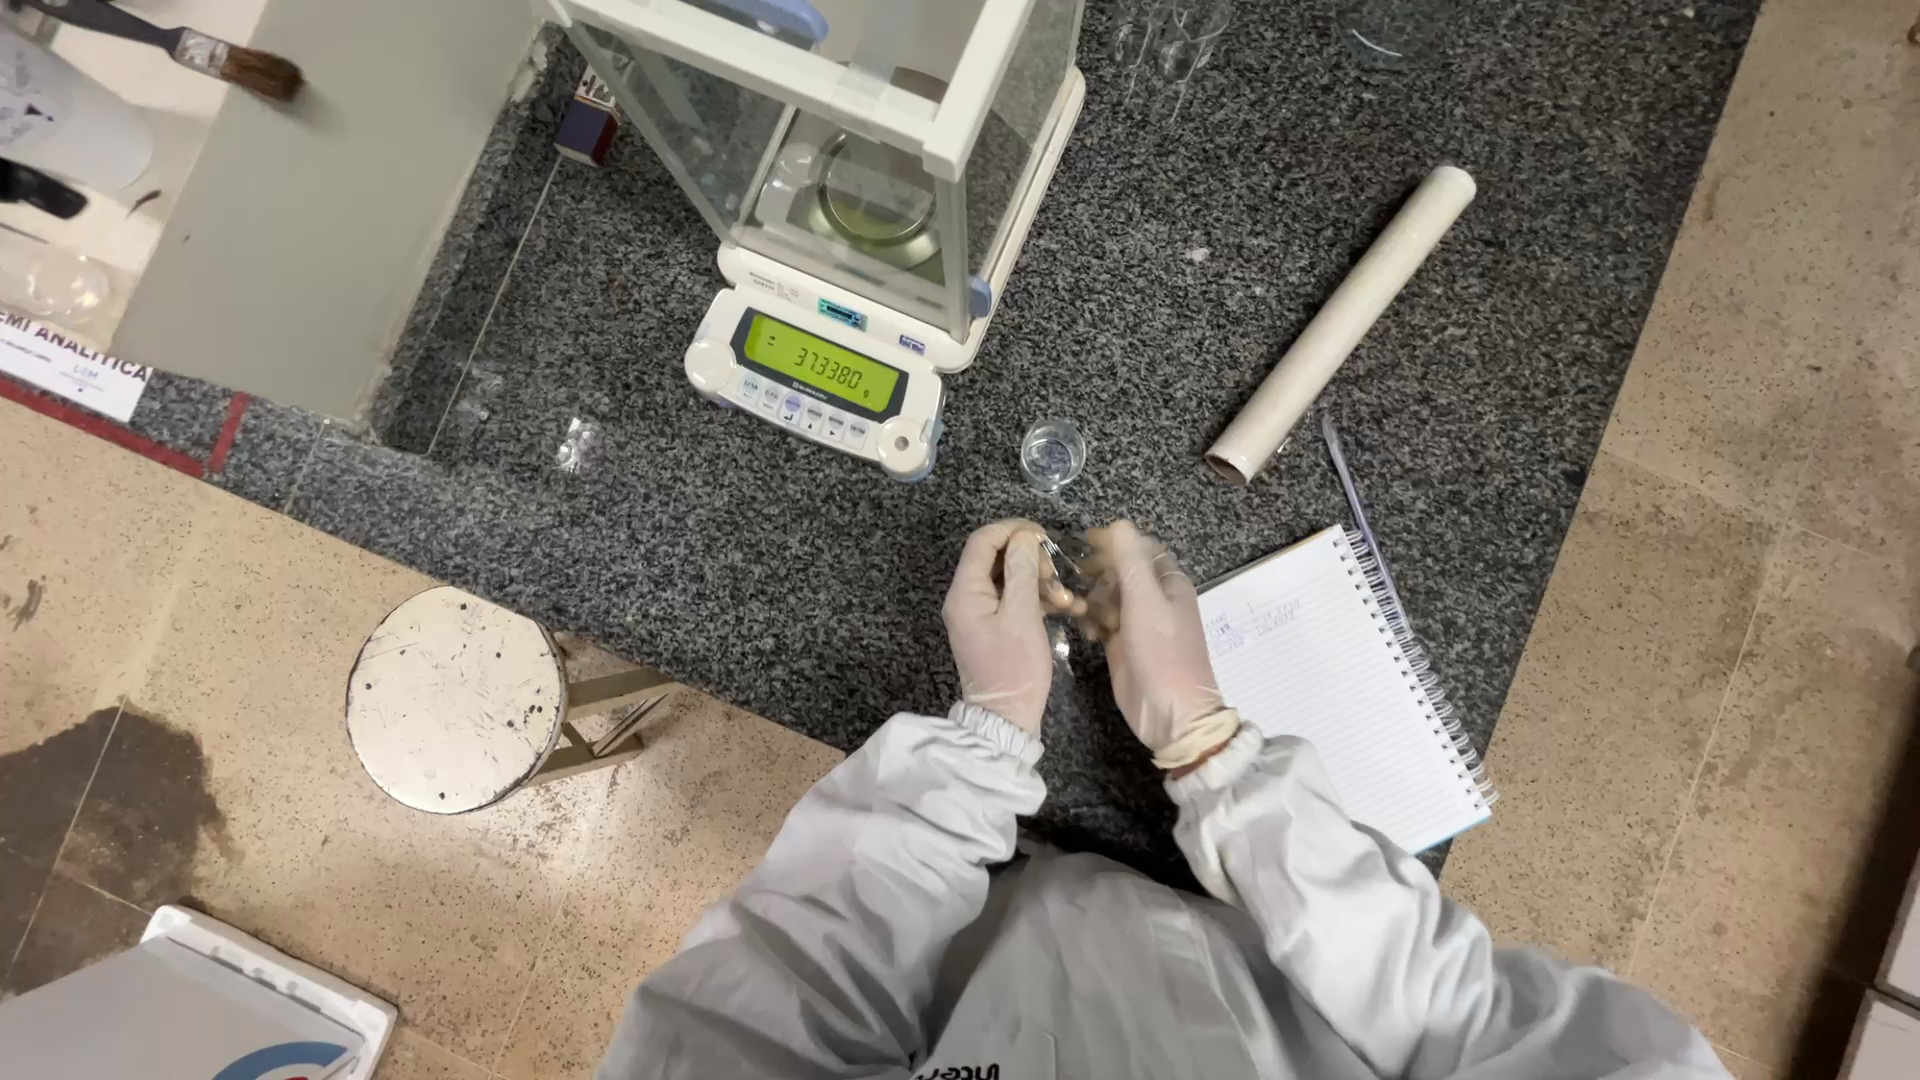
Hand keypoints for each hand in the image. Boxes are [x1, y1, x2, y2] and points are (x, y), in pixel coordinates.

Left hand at [942, 519, 1053, 735]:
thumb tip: (1024, 537)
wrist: (1006, 718)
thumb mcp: (1022, 616)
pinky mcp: (993, 626)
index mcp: (965, 592)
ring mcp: (979, 613)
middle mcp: (966, 598)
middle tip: (1055, 575)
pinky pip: (1013, 599)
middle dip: (1030, 560)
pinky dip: (1037, 599)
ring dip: (1039, 581)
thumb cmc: (1015, 668)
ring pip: (1009, 578)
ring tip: (1065, 600)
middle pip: (996, 558)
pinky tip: (1066, 608)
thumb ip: (1022, 571)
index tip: (1043, 536)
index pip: (982, 541)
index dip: (1012, 531)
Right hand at [1083, 521, 1227, 758]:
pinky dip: (1091, 621)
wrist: (1170, 713)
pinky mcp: (1121, 644)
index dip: (1115, 542)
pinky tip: (1083, 629)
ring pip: (1108, 596)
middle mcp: (1155, 599)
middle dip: (1097, 571)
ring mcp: (1137, 622)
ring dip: (1091, 597)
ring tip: (1075, 604)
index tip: (1084, 541)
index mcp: (1169, 584)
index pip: (1141, 549)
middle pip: (1121, 571)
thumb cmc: (1163, 654)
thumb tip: (1119, 524)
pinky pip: (1102, 621)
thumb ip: (1130, 563)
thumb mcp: (1145, 602)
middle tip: (1072, 574)